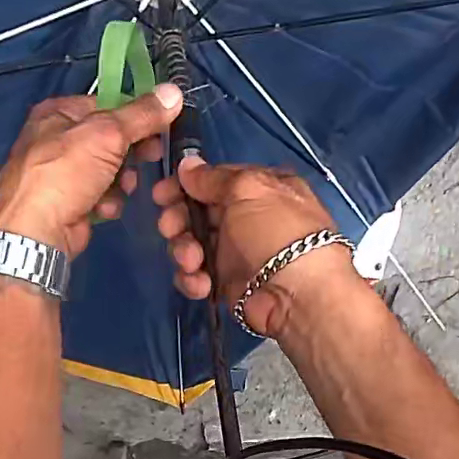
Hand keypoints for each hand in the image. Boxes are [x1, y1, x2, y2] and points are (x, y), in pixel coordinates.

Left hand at [0, 85, 183, 256]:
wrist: (38, 230)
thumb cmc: (66, 173)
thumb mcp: (107, 135)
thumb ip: (141, 115)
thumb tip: (173, 92)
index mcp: (58, 112)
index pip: (107, 104)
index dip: (135, 115)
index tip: (160, 126)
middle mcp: (57, 139)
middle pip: (110, 139)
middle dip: (130, 154)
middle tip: (149, 157)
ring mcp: (63, 174)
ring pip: (110, 170)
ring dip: (120, 182)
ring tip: (118, 189)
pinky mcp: (70, 202)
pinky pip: (101, 195)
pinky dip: (106, 202)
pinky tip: (102, 208)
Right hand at [153, 158, 356, 338]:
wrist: (297, 294)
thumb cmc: (276, 231)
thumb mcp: (248, 189)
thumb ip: (213, 178)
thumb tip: (187, 165)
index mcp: (258, 188)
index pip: (213, 181)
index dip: (184, 186)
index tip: (161, 194)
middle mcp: (245, 218)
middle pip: (197, 213)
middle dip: (178, 220)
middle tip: (170, 228)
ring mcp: (235, 252)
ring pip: (192, 245)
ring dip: (184, 251)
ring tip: (192, 261)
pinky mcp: (226, 283)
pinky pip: (197, 276)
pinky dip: (193, 279)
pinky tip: (201, 283)